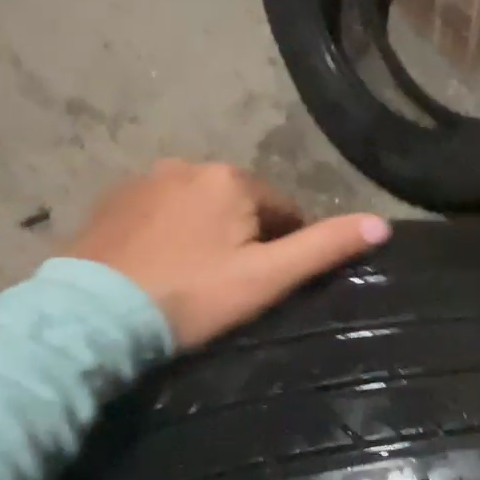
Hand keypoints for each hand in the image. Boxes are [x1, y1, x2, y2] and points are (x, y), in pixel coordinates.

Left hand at [63, 160, 390, 346]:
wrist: (96, 314)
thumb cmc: (194, 296)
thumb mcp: (270, 278)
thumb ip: (325, 248)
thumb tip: (383, 224)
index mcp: (232, 179)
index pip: (285, 211)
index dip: (287, 249)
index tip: (272, 286)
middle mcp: (186, 164)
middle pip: (242, 206)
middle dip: (248, 239)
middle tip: (237, 289)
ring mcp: (142, 180)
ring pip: (201, 209)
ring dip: (210, 236)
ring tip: (201, 283)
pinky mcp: (110, 202)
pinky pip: (162, 215)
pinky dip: (173, 237)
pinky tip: (166, 271)